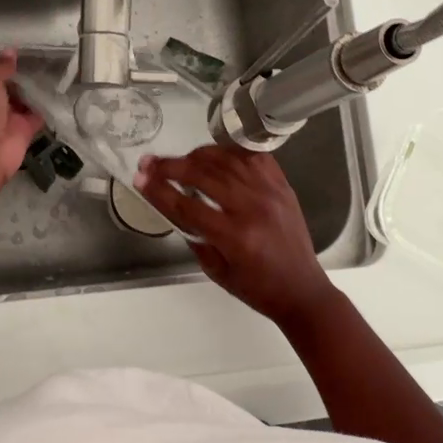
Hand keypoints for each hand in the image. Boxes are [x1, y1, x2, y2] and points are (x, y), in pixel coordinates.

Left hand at [0, 49, 44, 186]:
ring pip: (21, 97)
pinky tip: (58, 90)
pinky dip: (45, 106)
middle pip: (4, 83)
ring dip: (34, 88)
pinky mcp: (22, 130)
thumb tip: (11, 52)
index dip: (0, 61)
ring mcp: (3, 116)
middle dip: (20, 73)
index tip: (21, 50)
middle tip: (44, 56)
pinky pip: (36, 114)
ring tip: (55, 68)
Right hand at [135, 146, 340, 325]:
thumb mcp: (216, 271)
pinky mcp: (282, 185)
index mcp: (235, 236)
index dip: (159, 191)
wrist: (302, 290)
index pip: (187, 206)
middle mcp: (253, 207)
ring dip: (197, 155)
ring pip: (226, 159)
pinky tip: (213, 156)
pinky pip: (252, 157)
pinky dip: (229, 152)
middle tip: (149, 163)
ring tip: (178, 160)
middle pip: (203, 174)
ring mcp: (270, 191)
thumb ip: (195, 236)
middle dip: (171, 167)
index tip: (140, 179)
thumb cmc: (257, 289)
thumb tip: (173, 206)